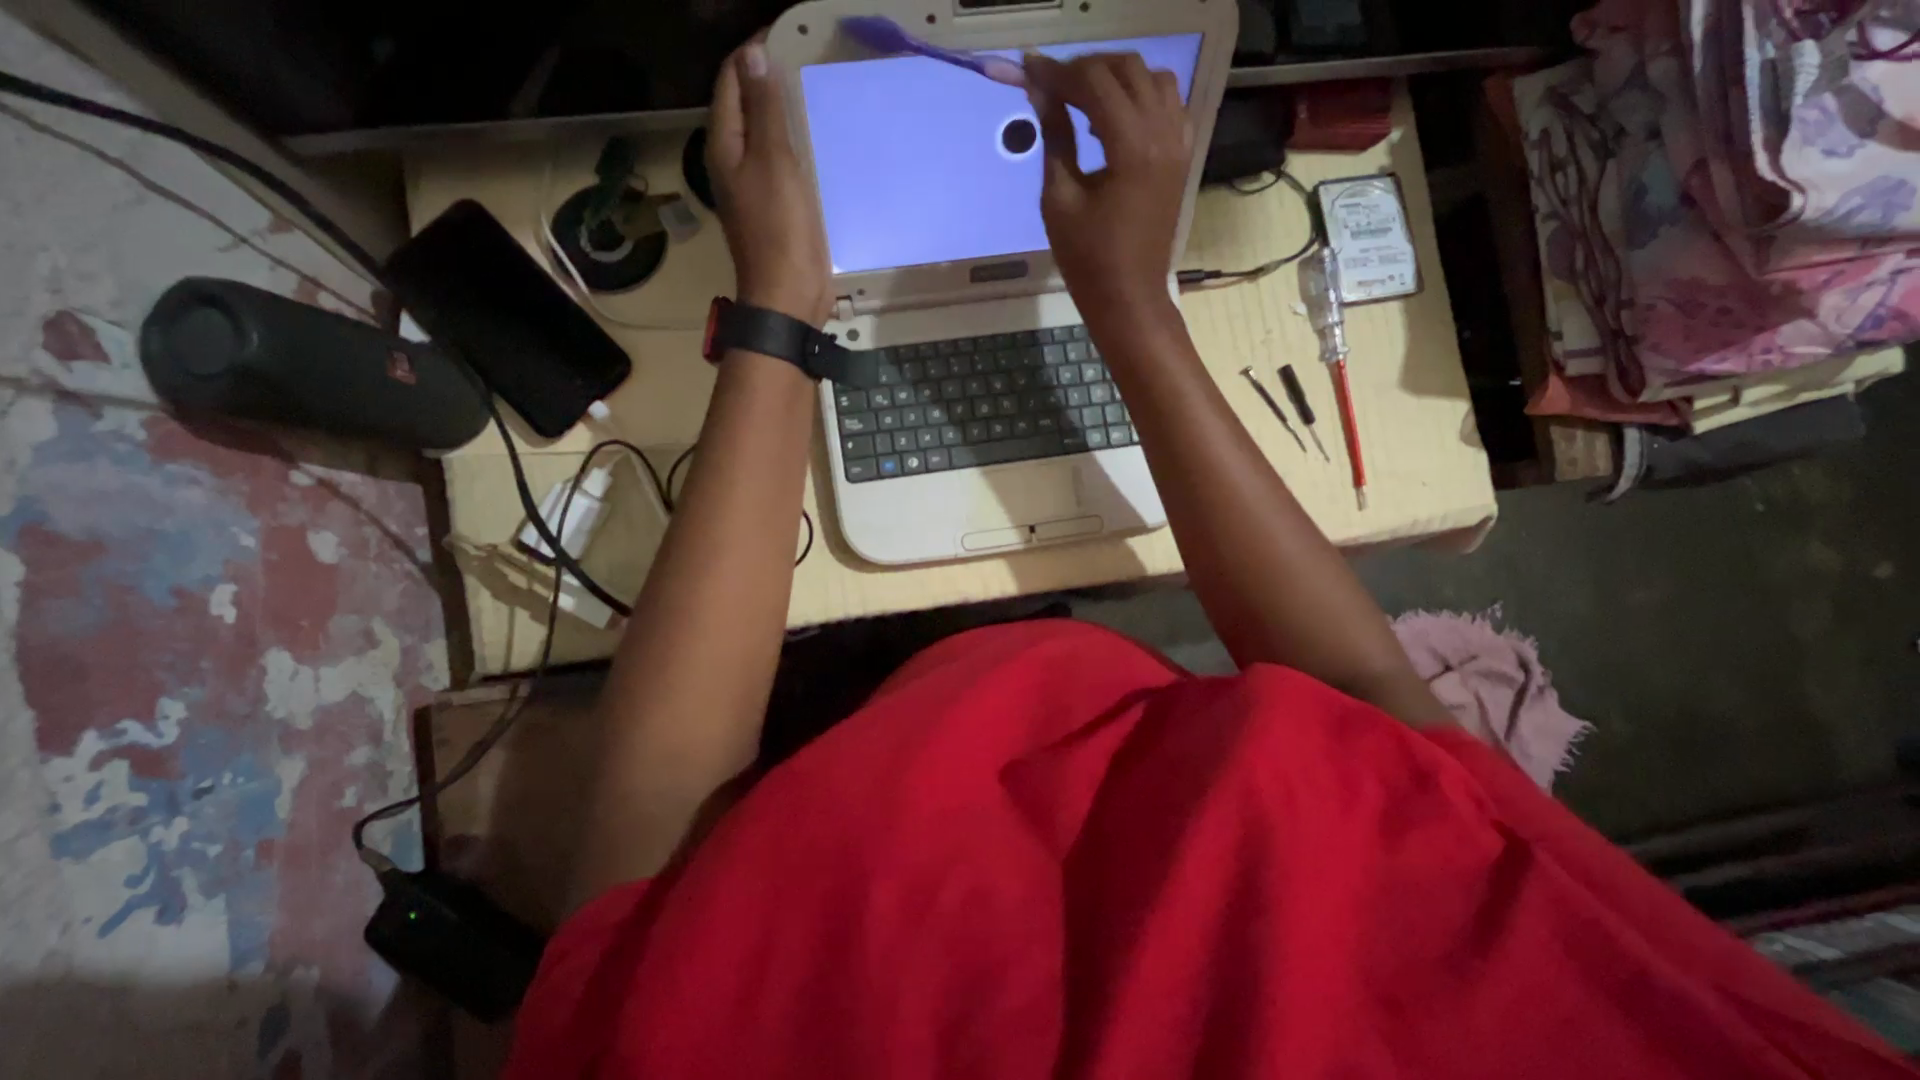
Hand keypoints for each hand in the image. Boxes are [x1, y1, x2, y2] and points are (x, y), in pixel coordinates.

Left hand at [708, 38, 832, 325]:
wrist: (788, 295)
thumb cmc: (780, 229)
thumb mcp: (774, 161)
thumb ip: (764, 109)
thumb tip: (755, 55)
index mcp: (724, 146)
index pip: (731, 81)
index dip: (753, 53)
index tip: (788, 36)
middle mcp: (732, 161)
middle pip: (744, 105)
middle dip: (767, 77)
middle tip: (805, 57)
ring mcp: (753, 185)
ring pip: (763, 133)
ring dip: (782, 109)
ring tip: (813, 88)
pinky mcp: (776, 206)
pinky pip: (781, 160)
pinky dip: (794, 141)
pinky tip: (817, 138)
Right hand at [1025, 53, 1192, 327]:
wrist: (1129, 296)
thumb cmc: (1088, 258)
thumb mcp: (1059, 198)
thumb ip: (1055, 136)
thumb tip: (1040, 92)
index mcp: (1131, 148)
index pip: (1093, 84)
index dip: (1058, 73)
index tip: (1028, 71)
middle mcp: (1163, 135)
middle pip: (1126, 70)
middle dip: (1086, 69)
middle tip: (1051, 85)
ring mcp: (1178, 144)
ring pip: (1153, 79)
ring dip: (1117, 78)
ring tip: (1083, 100)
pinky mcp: (1182, 156)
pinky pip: (1170, 105)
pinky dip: (1143, 97)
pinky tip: (1116, 120)